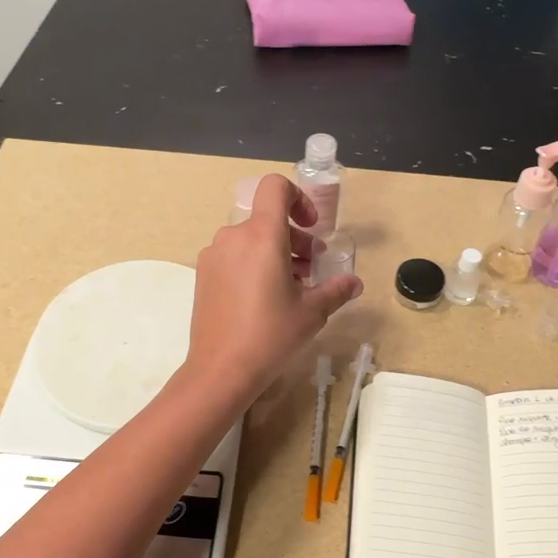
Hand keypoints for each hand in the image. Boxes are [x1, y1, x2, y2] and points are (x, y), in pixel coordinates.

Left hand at [183, 175, 360, 395]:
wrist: (221, 369)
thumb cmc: (271, 335)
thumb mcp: (312, 312)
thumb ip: (336, 290)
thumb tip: (354, 283)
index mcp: (262, 236)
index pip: (275, 188)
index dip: (298, 198)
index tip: (311, 227)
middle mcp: (233, 237)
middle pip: (267, 219)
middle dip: (295, 238)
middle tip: (312, 269)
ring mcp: (214, 256)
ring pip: (250, 239)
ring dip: (275, 253)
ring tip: (292, 287)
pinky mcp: (204, 275)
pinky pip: (234, 257)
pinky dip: (254, 265)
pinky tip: (265, 300)